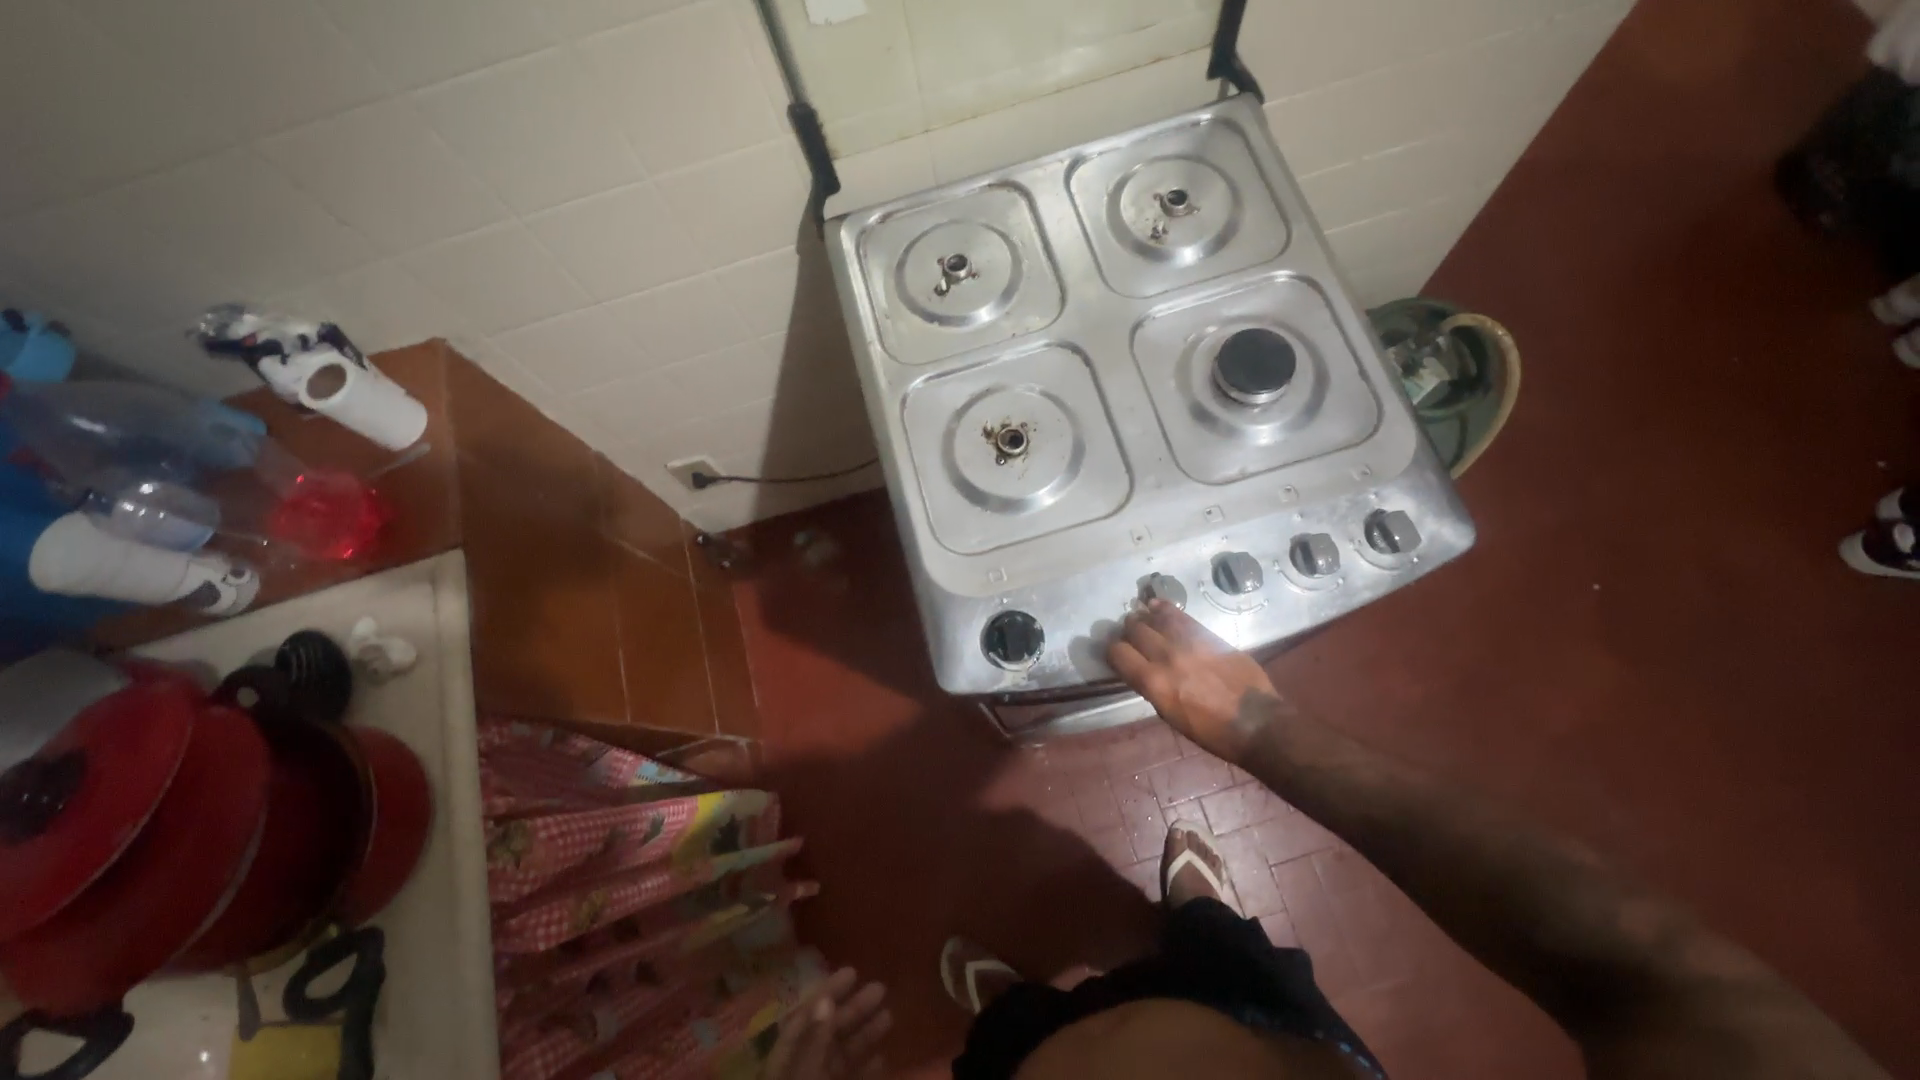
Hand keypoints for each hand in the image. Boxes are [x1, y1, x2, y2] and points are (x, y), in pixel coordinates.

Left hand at [764, 968, 891, 1079]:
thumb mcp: (803, 1072)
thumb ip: (814, 1040)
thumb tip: (826, 999)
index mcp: (785, 1057)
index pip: (806, 1016)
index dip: (828, 992)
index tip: (854, 971)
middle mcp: (801, 1065)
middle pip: (829, 1033)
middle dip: (854, 1010)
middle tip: (880, 988)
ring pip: (843, 1055)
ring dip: (865, 1036)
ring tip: (889, 1016)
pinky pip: (851, 1078)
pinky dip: (866, 1069)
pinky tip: (883, 1058)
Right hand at [1109, 600, 1281, 765]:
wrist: (1257, 723)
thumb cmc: (1211, 731)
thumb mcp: (1171, 716)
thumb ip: (1154, 689)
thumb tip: (1144, 671)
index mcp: (1154, 684)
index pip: (1118, 654)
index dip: (1112, 651)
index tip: (1116, 653)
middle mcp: (1166, 658)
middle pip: (1135, 630)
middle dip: (1128, 632)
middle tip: (1131, 636)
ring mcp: (1189, 643)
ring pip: (1157, 618)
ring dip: (1146, 618)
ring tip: (1143, 618)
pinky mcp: (1209, 636)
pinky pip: (1181, 616)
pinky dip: (1165, 609)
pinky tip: (1158, 606)